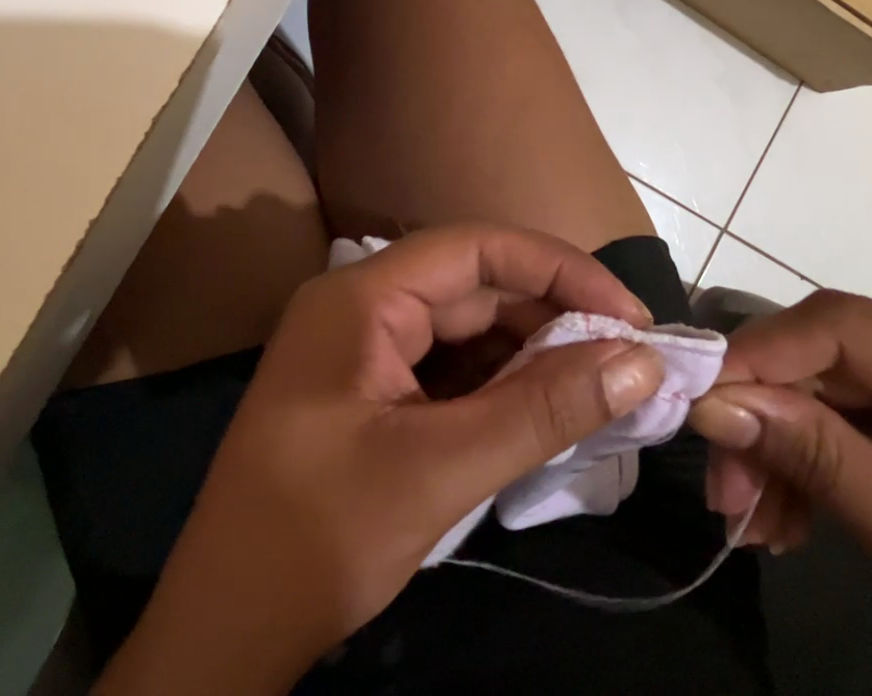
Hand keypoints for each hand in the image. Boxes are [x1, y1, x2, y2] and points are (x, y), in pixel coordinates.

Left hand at [99, 224, 665, 694]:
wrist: (229, 622)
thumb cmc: (322, 534)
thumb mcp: (441, 468)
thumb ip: (543, 409)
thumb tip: (642, 361)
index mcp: (360, 300)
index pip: (476, 250)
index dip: (560, 271)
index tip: (631, 316)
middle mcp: (358, 310)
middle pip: (473, 289)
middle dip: (553, 319)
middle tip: (629, 363)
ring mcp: (360, 354)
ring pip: (464, 333)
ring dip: (531, 357)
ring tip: (602, 389)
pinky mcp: (367, 396)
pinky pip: (446, 373)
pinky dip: (499, 388)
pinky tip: (546, 412)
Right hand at [686, 291, 871, 695]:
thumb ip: (821, 463)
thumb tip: (713, 403)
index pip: (844, 326)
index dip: (759, 354)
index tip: (696, 409)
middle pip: (822, 356)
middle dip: (761, 420)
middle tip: (725, 498)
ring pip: (816, 382)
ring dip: (773, 447)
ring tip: (753, 524)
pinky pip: (835, 407)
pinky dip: (799, 455)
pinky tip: (784, 514)